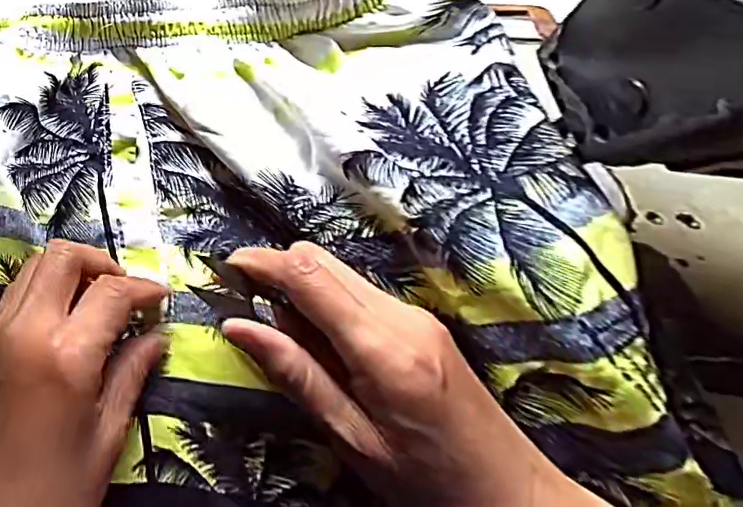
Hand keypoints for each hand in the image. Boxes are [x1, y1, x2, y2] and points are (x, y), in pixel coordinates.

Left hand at [0, 240, 167, 506]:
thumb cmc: (56, 489)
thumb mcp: (107, 434)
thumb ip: (132, 373)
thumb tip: (156, 337)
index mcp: (65, 354)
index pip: (110, 290)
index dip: (142, 288)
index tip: (160, 298)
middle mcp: (27, 330)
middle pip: (64, 256)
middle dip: (100, 262)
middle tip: (123, 290)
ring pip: (36, 264)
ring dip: (70, 270)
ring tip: (95, 299)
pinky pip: (16, 290)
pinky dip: (44, 286)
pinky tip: (64, 315)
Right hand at [222, 242, 604, 506]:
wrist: (515, 496)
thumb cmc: (431, 486)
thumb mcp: (355, 441)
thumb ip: (296, 375)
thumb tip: (239, 326)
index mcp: (382, 347)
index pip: (308, 274)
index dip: (262, 262)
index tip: (227, 268)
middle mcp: (398, 313)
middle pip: (320, 259)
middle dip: (277, 270)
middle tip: (249, 307)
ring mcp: (412, 310)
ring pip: (337, 270)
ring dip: (301, 287)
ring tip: (288, 338)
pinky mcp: (418, 317)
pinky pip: (357, 290)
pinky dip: (327, 301)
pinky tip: (325, 345)